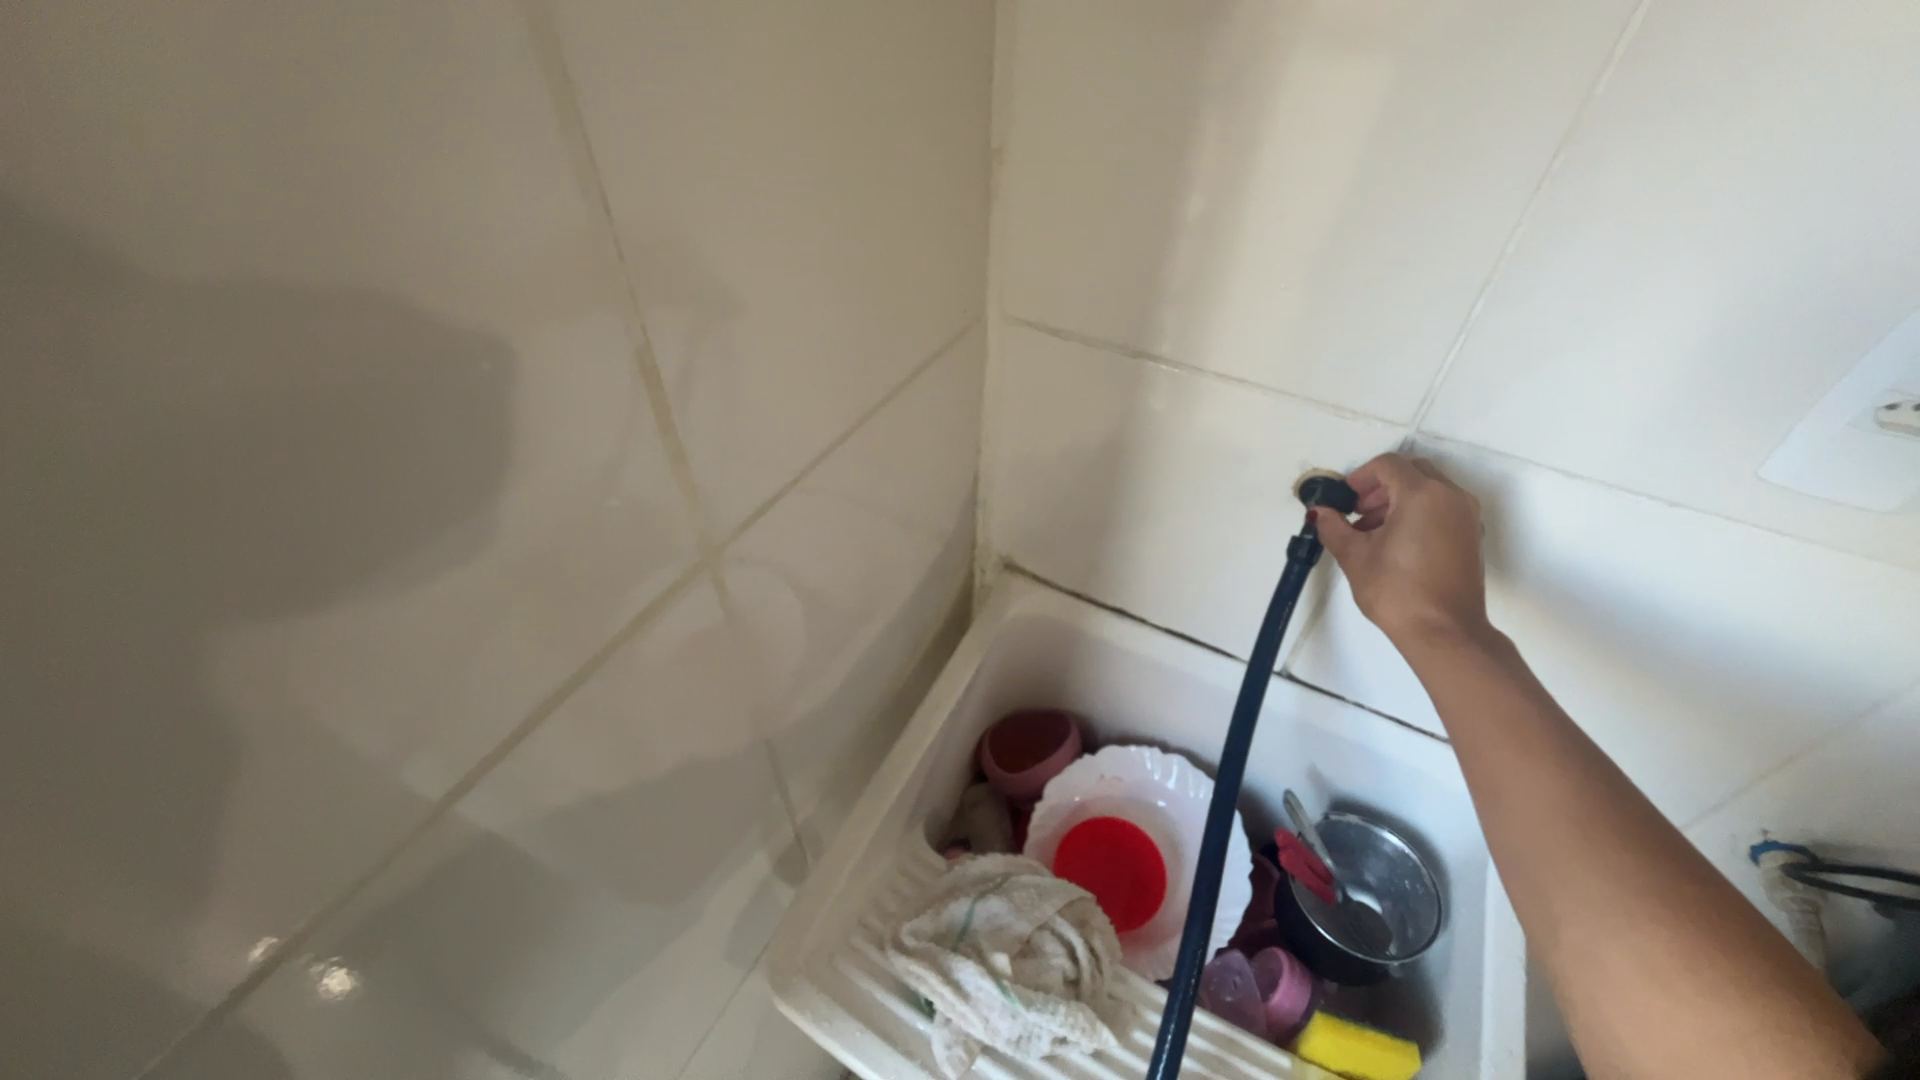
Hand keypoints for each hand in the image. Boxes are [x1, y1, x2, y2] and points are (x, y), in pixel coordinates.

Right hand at [1312, 453, 1491, 647]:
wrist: (1444, 632)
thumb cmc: (1397, 591)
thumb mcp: (1355, 556)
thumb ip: (1333, 527)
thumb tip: (1319, 513)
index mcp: (1422, 494)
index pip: (1388, 465)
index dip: (1360, 476)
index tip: (1344, 498)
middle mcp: (1451, 496)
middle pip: (1412, 472)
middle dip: (1380, 486)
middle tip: (1357, 510)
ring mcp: (1466, 516)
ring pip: (1429, 489)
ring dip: (1398, 499)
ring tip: (1372, 530)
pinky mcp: (1471, 535)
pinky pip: (1441, 507)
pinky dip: (1417, 512)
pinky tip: (1395, 542)